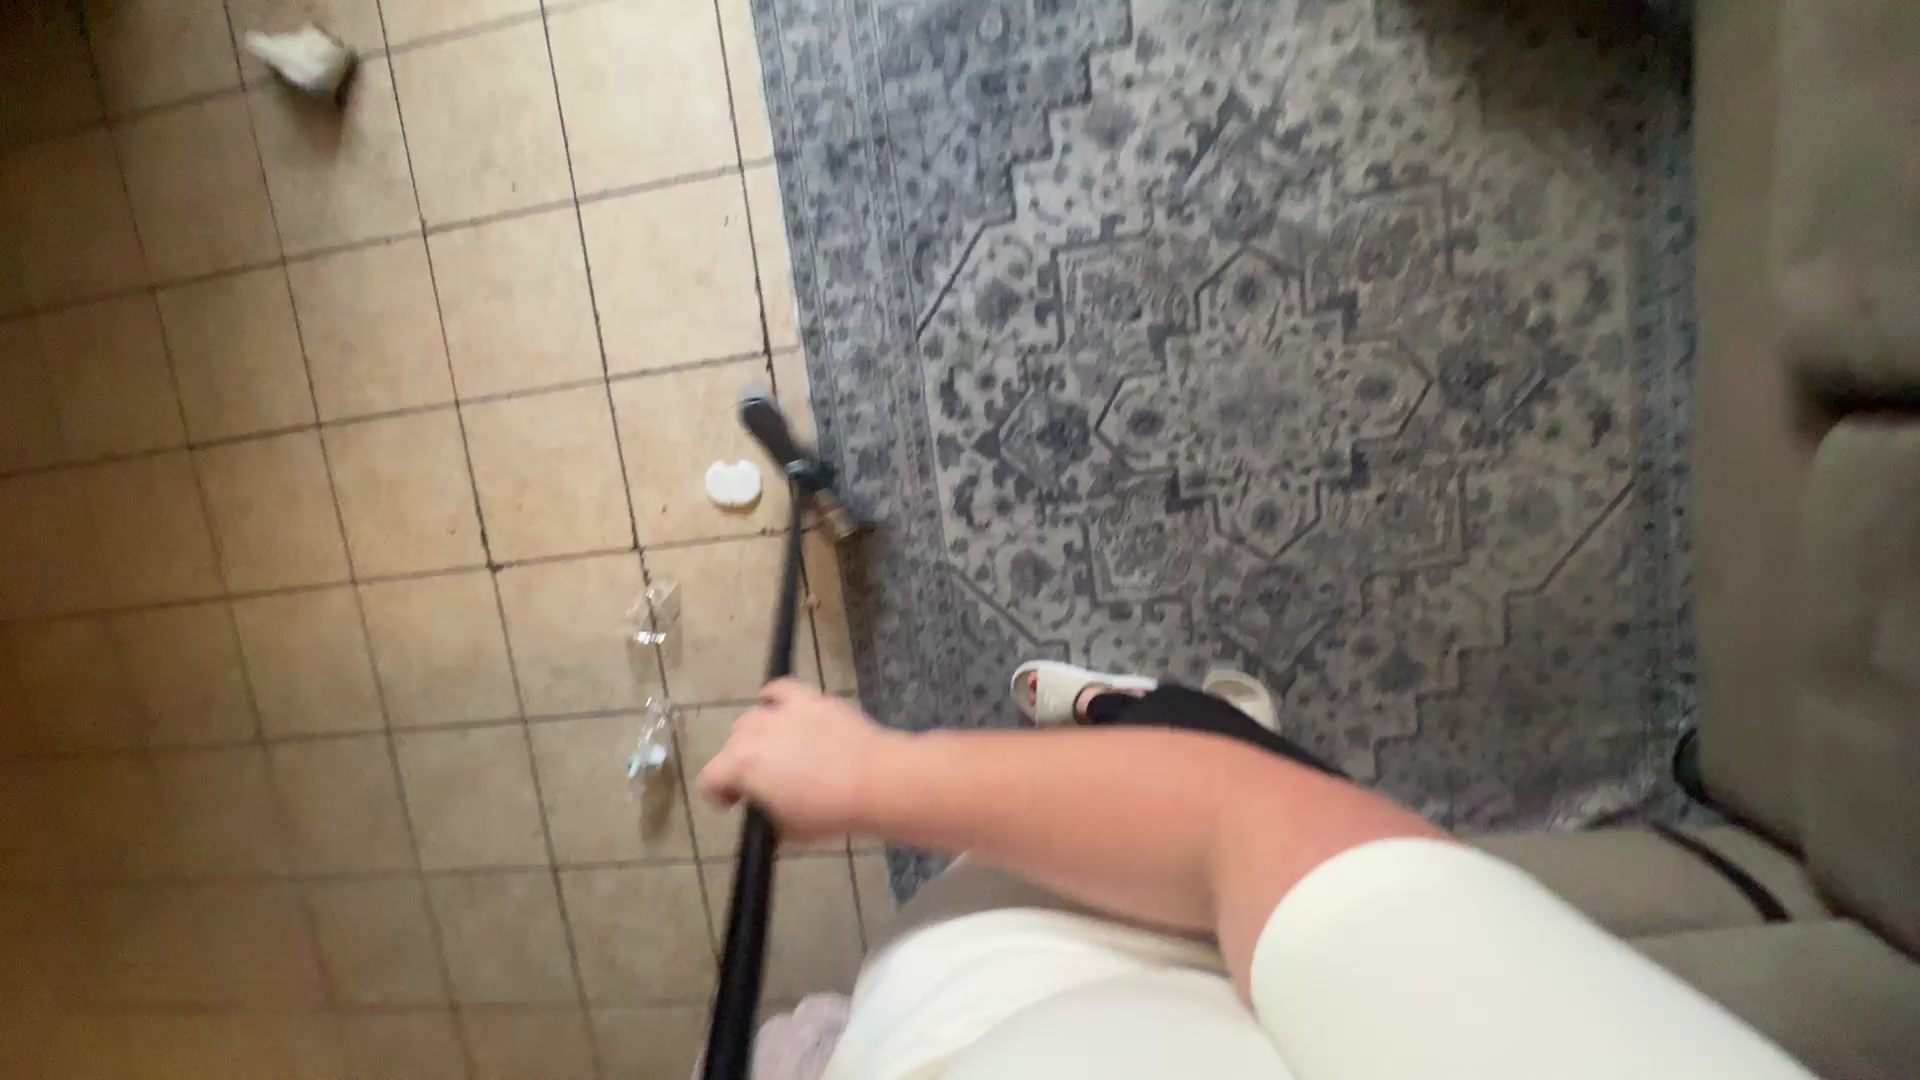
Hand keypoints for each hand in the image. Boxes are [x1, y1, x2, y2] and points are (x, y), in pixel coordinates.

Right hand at [695, 678, 898, 841]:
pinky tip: (776, 704)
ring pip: (752, 717)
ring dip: (754, 734)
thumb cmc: (828, 811)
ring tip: (771, 748)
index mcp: (743, 766)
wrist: (874, 779)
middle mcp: (756, 732)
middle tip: (759, 781)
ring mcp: (785, 711)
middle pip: (731, 744)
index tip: (733, 804)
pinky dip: (773, 695)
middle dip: (738, 763)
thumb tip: (767, 803)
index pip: (710, 778)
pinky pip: (781, 689)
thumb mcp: (787, 828)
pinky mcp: (811, 699)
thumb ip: (766, 811)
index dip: (717, 794)